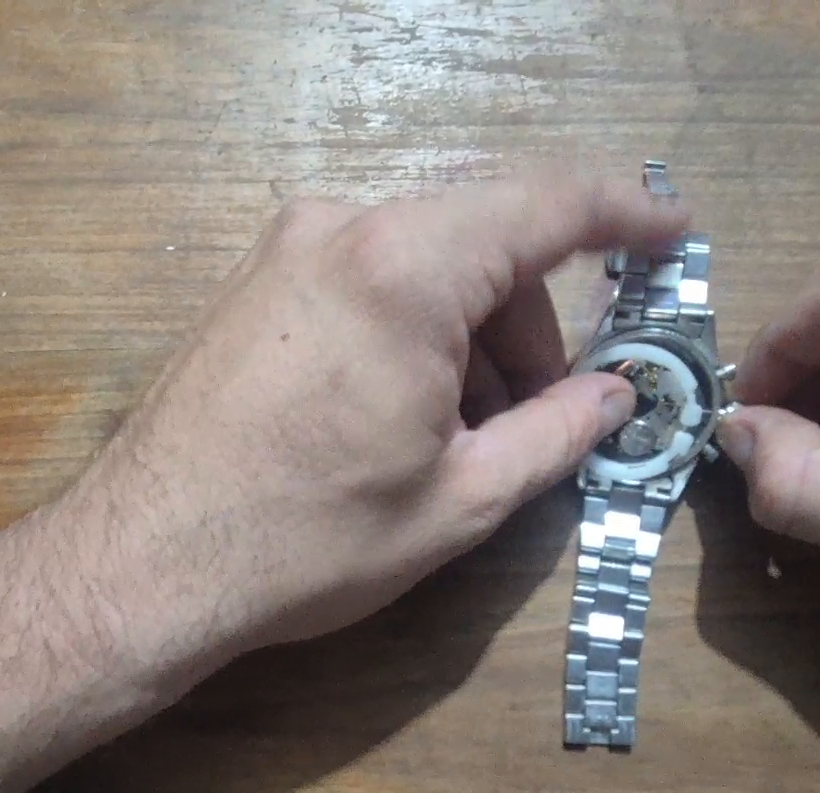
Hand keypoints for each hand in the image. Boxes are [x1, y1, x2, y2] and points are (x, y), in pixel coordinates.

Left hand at [43, 171, 690, 681]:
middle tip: (536, 416)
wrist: (146, 564)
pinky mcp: (254, 281)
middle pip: (484, 240)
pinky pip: (368, 279)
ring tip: (457, 435)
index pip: (549, 202)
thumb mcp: (459, 501)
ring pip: (425, 262)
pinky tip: (399, 412)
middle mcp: (342, 227)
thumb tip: (616, 393)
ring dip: (468, 334)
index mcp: (406, 267)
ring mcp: (286, 248)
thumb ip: (557, 433)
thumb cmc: (308, 541)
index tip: (672, 235)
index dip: (627, 213)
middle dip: (529, 323)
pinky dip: (412, 331)